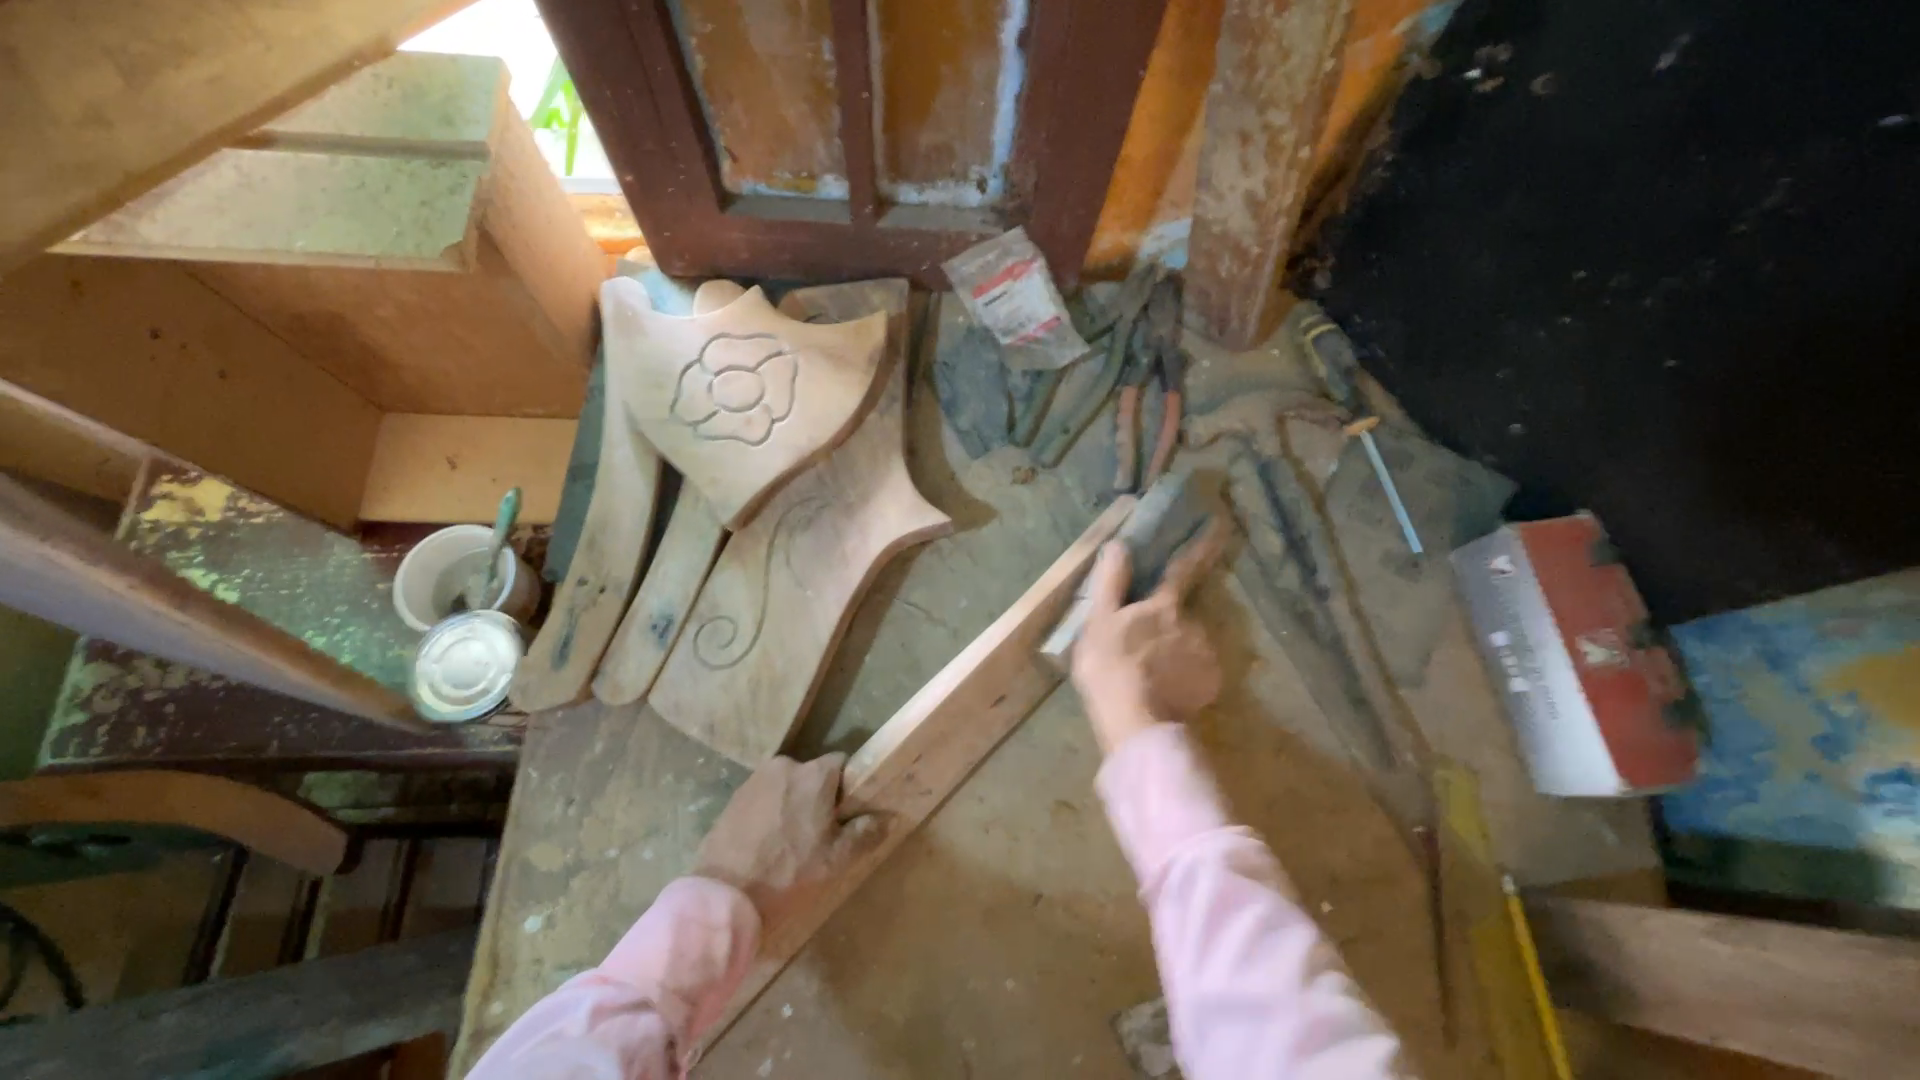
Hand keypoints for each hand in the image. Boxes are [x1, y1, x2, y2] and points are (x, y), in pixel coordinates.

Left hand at [693, 753, 881, 919]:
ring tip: (789, 843)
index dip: (848, 788)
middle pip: (812, 775)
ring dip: (792, 806)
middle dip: (818, 798)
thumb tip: (886, 817)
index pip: (843, 763)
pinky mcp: (732, 798)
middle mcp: (783, 766)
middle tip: (818, 835)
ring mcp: (754, 780)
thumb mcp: (835, 860)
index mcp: (813, 774)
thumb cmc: (788, 873)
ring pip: (786, 787)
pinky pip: (763, 798)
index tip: (846, 815)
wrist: (723, 895)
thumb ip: (865, 832)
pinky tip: (766, 845)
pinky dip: (769, 814)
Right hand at [1069, 520, 1226, 752]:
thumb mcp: (1097, 619)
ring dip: (1173, 652)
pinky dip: (1183, 677)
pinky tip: (1163, 691)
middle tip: (1142, 648)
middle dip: (1168, 625)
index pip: (1183, 566)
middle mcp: (1192, 624)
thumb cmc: (1109, 665)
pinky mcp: (1210, 684)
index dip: (1201, 544)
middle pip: (1181, 615)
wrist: (1134, 720)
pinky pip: (1196, 673)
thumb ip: (1111, 580)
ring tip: (1147, 676)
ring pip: (1188, 645)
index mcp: (1164, 605)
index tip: (1221, 522)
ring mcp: (1205, 655)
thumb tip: (1119, 543)